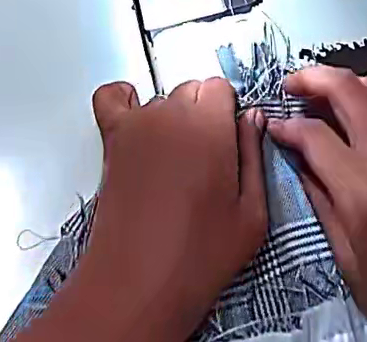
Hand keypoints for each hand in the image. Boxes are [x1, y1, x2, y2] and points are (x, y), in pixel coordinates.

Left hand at [22, 79, 267, 341]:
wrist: (141, 278)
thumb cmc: (199, 255)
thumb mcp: (251, 216)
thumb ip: (254, 156)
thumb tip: (253, 119)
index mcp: (212, 125)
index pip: (221, 87)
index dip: (227, 111)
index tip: (228, 137)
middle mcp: (173, 112)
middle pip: (192, 90)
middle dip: (201, 115)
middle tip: (204, 158)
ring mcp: (140, 120)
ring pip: (161, 99)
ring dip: (169, 119)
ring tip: (171, 164)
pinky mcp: (113, 133)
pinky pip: (112, 96)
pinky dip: (122, 101)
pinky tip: (134, 121)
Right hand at [268, 67, 366, 341]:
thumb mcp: (350, 261)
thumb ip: (321, 201)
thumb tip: (298, 160)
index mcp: (363, 190)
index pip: (313, 133)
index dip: (286, 126)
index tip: (272, 126)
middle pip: (347, 88)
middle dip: (311, 78)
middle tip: (289, 86)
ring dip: (341, 82)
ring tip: (317, 95)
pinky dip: (364, 99)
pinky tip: (349, 118)